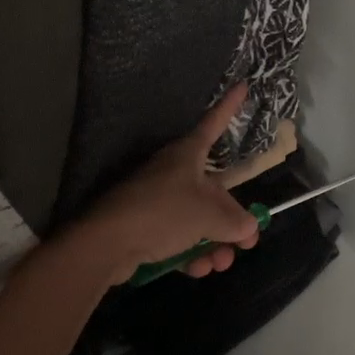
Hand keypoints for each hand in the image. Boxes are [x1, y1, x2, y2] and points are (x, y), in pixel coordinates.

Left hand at [83, 83, 260, 280]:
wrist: (105, 243)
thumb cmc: (162, 212)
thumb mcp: (208, 215)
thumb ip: (234, 221)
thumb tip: (248, 228)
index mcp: (189, 154)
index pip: (215, 123)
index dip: (230, 107)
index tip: (243, 85)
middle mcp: (175, 172)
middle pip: (214, 190)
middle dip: (232, 219)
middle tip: (247, 243)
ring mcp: (159, 200)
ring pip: (198, 219)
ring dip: (213, 243)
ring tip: (219, 264)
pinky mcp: (146, 228)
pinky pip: (178, 237)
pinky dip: (190, 252)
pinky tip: (197, 270)